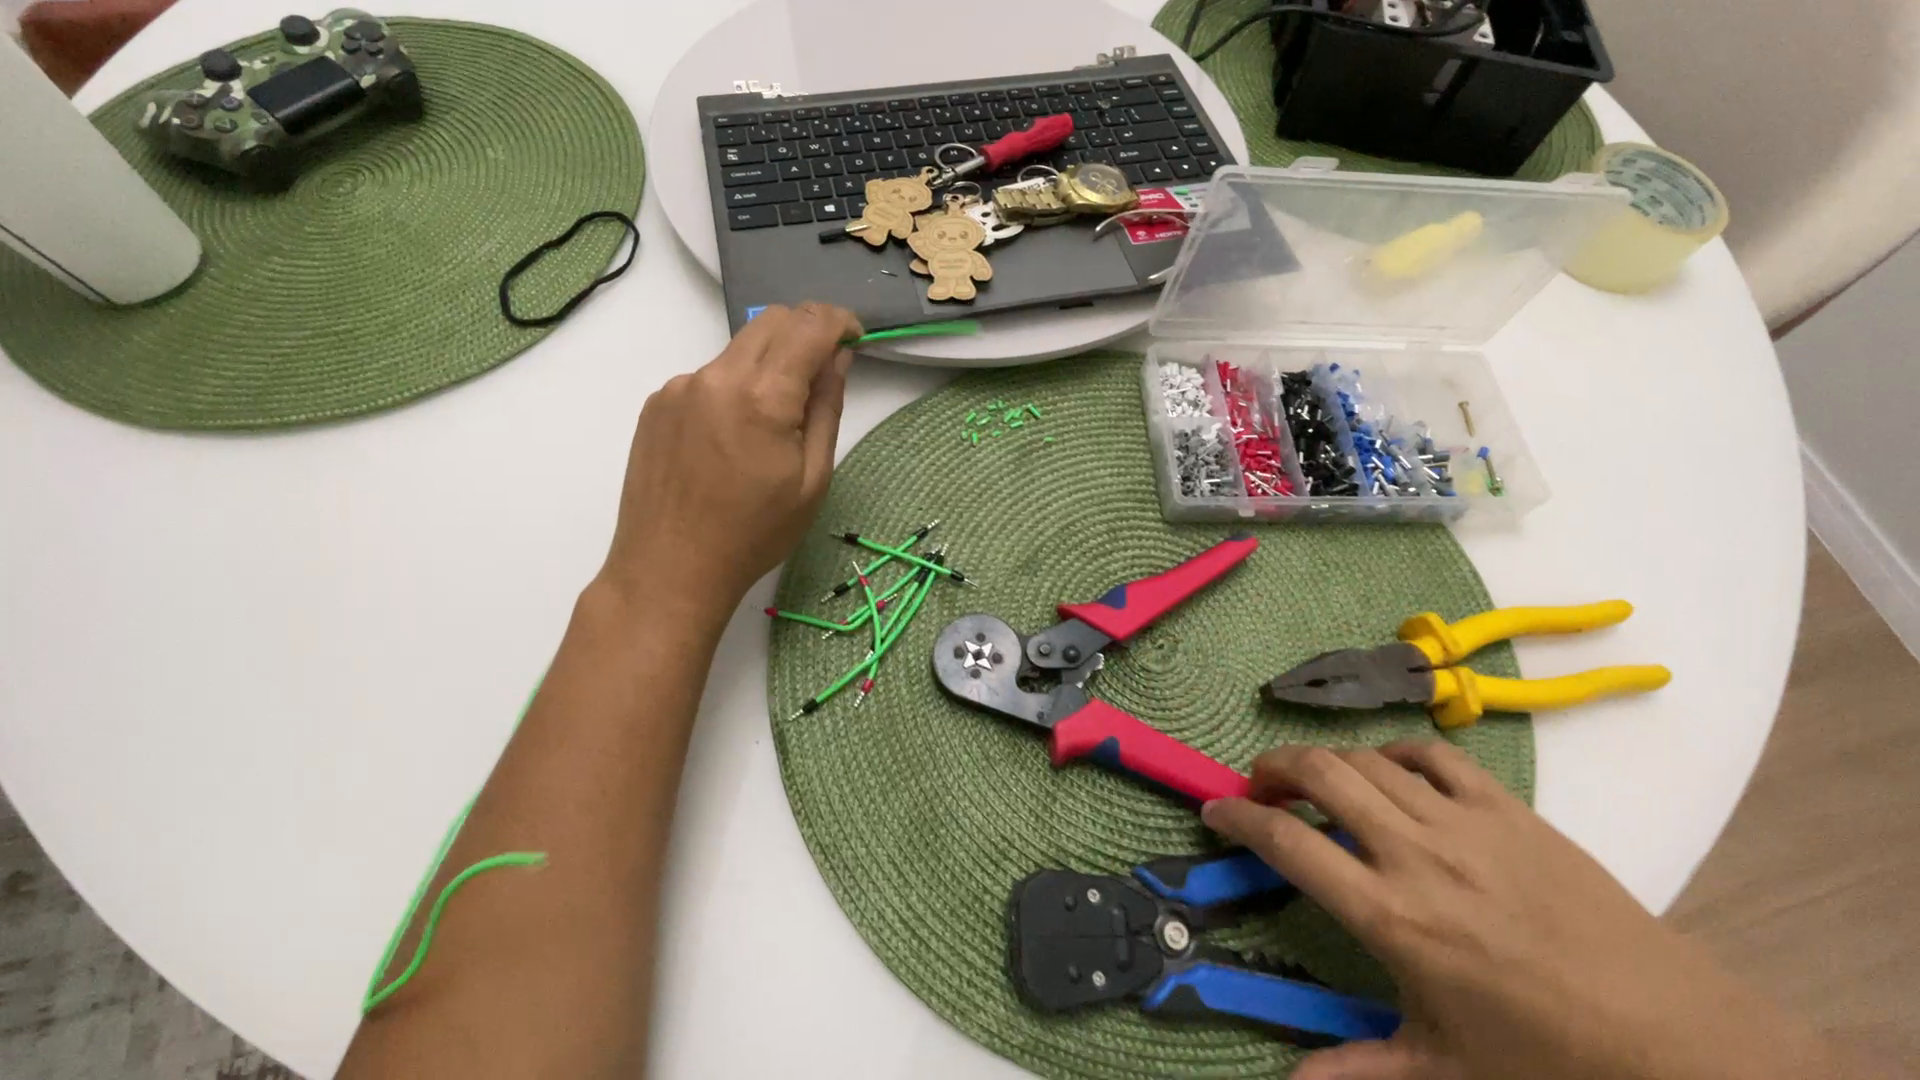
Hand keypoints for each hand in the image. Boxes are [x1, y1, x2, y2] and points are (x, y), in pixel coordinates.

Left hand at [598, 302, 860, 616]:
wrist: (670, 567)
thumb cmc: (753, 534)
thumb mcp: (812, 479)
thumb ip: (827, 408)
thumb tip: (838, 358)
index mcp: (763, 396)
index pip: (809, 325)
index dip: (840, 321)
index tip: (854, 337)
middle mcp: (717, 376)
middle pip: (772, 322)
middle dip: (806, 332)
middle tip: (823, 370)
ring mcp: (680, 387)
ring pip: (738, 349)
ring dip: (767, 363)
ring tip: (772, 421)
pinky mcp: (657, 403)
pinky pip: (707, 377)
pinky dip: (732, 388)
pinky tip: (731, 438)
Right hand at [1201, 743, 1850, 1079]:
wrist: (1673, 1037)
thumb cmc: (1544, 1055)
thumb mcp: (1441, 1069)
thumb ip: (1357, 1072)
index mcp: (1390, 917)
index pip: (1288, 842)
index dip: (1238, 816)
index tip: (1215, 810)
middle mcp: (1417, 856)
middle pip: (1322, 774)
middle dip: (1274, 768)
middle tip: (1259, 787)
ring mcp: (1466, 825)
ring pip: (1371, 760)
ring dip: (1328, 761)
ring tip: (1316, 782)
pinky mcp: (1511, 811)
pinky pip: (1436, 757)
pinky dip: (1397, 754)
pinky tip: (1391, 774)